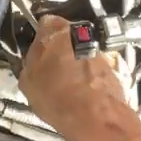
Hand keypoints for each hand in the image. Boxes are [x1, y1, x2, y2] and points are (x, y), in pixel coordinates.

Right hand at [20, 15, 140, 140]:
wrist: (95, 117)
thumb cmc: (58, 97)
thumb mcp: (28, 82)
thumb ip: (29, 63)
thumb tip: (32, 63)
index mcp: (55, 30)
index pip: (44, 23)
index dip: (39, 39)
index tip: (36, 53)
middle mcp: (80, 33)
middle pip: (66, 38)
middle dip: (59, 51)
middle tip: (50, 72)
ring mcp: (98, 49)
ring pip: (81, 53)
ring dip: (75, 65)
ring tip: (66, 87)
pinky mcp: (113, 67)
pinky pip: (95, 68)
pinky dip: (89, 78)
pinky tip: (81, 94)